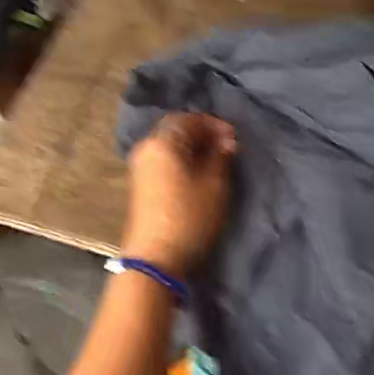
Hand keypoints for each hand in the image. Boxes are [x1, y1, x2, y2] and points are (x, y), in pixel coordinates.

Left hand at [125, 113, 238, 276]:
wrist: (155, 255)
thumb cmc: (189, 217)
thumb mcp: (214, 186)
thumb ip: (221, 157)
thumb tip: (224, 141)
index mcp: (161, 141)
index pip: (187, 119)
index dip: (213, 124)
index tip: (234, 138)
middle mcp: (145, 147)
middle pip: (174, 129)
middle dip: (201, 133)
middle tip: (225, 146)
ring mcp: (139, 165)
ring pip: (167, 144)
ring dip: (191, 146)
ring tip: (215, 160)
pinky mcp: (139, 182)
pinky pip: (161, 158)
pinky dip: (180, 158)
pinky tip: (196, 171)